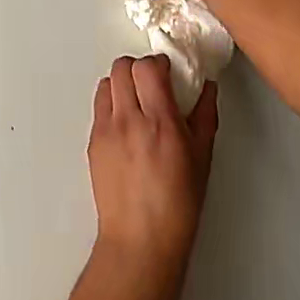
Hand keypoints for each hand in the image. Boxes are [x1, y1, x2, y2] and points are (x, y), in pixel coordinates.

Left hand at [88, 55, 218, 266]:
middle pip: (121, 68)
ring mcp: (105, 130)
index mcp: (161, 124)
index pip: (147, 69)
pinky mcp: (92, 141)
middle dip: (138, 67)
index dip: (157, 62)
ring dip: (122, 83)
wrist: (139, 237)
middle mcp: (129, 121)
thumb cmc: (178, 205)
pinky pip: (99, 107)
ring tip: (138, 100)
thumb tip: (207, 88)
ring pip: (106, 84)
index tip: (168, 70)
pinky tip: (127, 122)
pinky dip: (112, 104)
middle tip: (152, 81)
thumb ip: (204, 116)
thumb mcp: (202, 158)